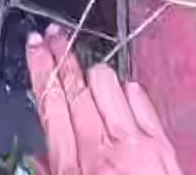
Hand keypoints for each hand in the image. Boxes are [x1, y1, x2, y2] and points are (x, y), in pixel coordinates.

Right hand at [27, 26, 182, 174]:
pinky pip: (137, 94)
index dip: (40, 68)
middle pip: (75, 84)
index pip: (51, 103)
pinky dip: (126, 91)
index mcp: (73, 169)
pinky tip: (120, 99)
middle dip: (61, 54)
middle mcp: (102, 148)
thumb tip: (35, 158)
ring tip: (87, 79)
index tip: (34, 44)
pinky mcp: (161, 141)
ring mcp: (134, 141)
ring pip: (106, 80)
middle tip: (52, 35)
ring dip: (94, 76)